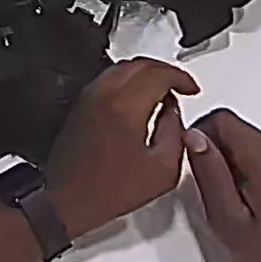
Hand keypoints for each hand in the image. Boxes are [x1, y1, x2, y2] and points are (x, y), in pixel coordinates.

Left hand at [44, 59, 198, 238]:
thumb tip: (173, 110)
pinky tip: (140, 97)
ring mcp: (88, 97)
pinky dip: (128, 80)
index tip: (191, 88)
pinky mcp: (80, 104)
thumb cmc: (109, 189)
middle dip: (165, 71)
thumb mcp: (162, 169)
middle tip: (181, 86)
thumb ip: (174, 132)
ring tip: (164, 90)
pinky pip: (107, 79)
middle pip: (138, 65)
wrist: (69, 196)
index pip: (157, 74)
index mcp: (124, 108)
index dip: (180, 77)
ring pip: (120, 68)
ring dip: (145, 73)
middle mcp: (102, 95)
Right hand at [186, 109, 260, 261]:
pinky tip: (239, 201)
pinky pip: (259, 156)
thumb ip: (207, 170)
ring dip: (225, 158)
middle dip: (210, 147)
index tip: (189, 159)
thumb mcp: (226, 217)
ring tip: (220, 196)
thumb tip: (191, 136)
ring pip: (245, 140)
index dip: (196, 133)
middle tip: (202, 182)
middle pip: (233, 127)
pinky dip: (241, 167)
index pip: (221, 119)